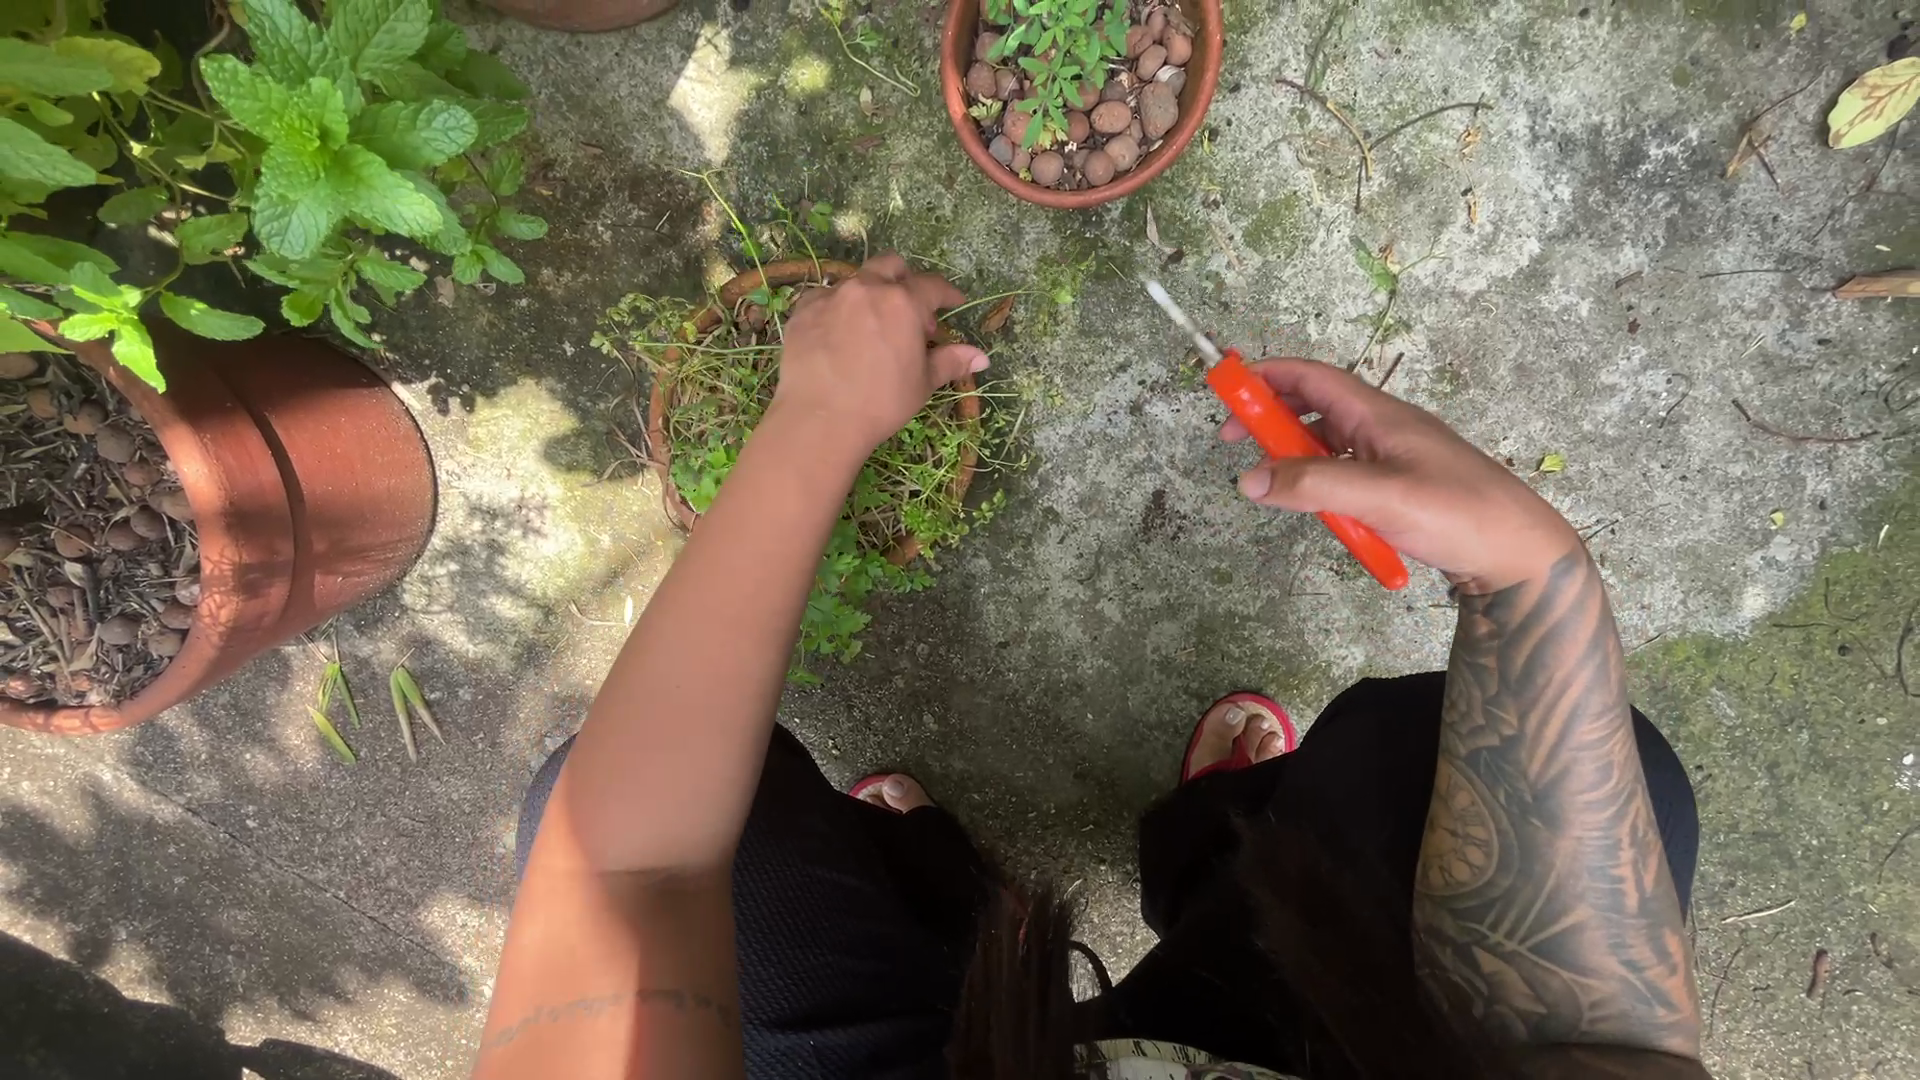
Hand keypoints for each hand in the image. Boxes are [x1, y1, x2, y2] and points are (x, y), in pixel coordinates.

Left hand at [770, 254, 987, 456]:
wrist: (820, 418)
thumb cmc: (881, 403)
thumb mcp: (922, 384)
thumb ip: (950, 362)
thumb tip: (982, 357)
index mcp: (903, 303)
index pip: (932, 286)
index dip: (947, 293)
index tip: (954, 302)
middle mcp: (867, 289)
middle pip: (890, 265)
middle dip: (905, 279)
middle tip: (911, 309)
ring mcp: (832, 296)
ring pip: (856, 280)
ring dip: (871, 294)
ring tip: (873, 325)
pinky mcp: (803, 311)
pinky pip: (824, 298)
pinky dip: (838, 309)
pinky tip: (839, 333)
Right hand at [1223, 358, 1581, 593]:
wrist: (1519, 554)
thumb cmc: (1457, 514)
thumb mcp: (1379, 497)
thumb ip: (1311, 485)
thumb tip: (1247, 479)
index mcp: (1379, 415)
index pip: (1313, 377)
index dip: (1268, 375)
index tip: (1229, 388)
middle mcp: (1381, 428)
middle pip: (1314, 405)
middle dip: (1269, 415)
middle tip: (1234, 440)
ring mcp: (1388, 457)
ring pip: (1325, 441)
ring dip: (1291, 453)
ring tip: (1268, 480)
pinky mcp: (1393, 485)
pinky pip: (1341, 471)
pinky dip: (1315, 481)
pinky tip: (1313, 507)